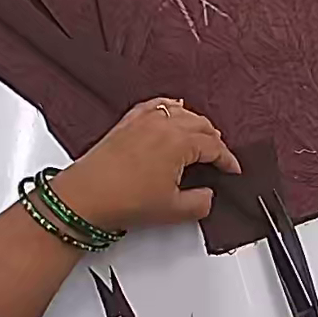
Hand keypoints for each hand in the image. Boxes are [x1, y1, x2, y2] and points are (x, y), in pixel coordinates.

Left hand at [50, 98, 241, 230]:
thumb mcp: (174, 210)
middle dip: (215, 141)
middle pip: (201, 125)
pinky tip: (173, 110)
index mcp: (179, 142)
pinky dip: (171, 107)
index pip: (214, 147)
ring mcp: (143, 120)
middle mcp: (163, 124)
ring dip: (196, 124)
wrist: (85, 198)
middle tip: (219, 157)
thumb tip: (207, 196)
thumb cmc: (123, 199)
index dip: (228, 160)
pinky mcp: (127, 122)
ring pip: (181, 112)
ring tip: (202, 137)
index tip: (232, 169)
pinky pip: (156, 105)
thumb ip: (201, 202)